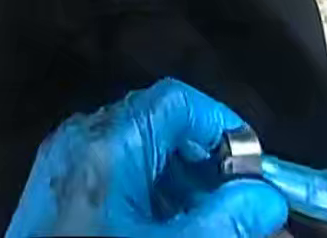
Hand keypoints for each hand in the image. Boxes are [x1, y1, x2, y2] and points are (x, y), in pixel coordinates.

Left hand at [6, 78, 286, 237]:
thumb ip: (225, 222)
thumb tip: (267, 197)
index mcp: (109, 141)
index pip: (175, 100)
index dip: (220, 125)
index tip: (255, 168)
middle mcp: (84, 134)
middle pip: (158, 121)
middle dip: (206, 161)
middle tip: (246, 206)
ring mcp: (66, 154)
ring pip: (138, 146)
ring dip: (182, 179)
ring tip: (217, 223)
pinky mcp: (59, 179)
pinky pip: (115, 165)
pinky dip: (150, 189)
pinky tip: (174, 225)